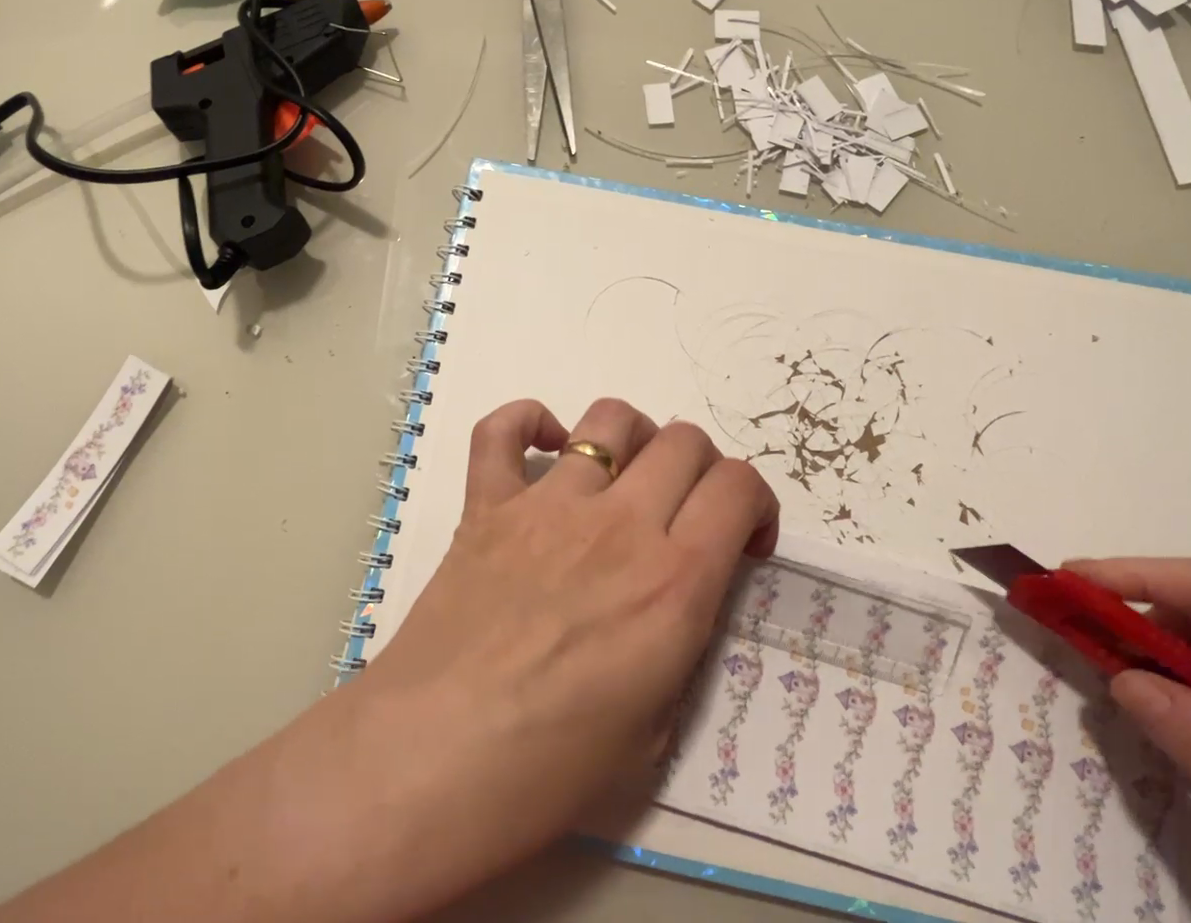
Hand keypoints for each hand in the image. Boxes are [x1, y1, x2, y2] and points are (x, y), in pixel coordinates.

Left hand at [354, 398, 778, 913]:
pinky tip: (544, 446)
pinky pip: (501, 430)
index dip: (756, 505)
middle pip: (685, 442)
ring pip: (610, 419)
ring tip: (626, 479)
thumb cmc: (551, 769)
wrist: (434, 759)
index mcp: (675, 583)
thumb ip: (679, 652)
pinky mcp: (485, 506)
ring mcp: (547, 507)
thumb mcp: (656, 730)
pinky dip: (528, 421)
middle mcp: (619, 526)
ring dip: (635, 438)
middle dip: (703, 470)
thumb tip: (676, 609)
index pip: (739, 488)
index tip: (742, 544)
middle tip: (686, 515)